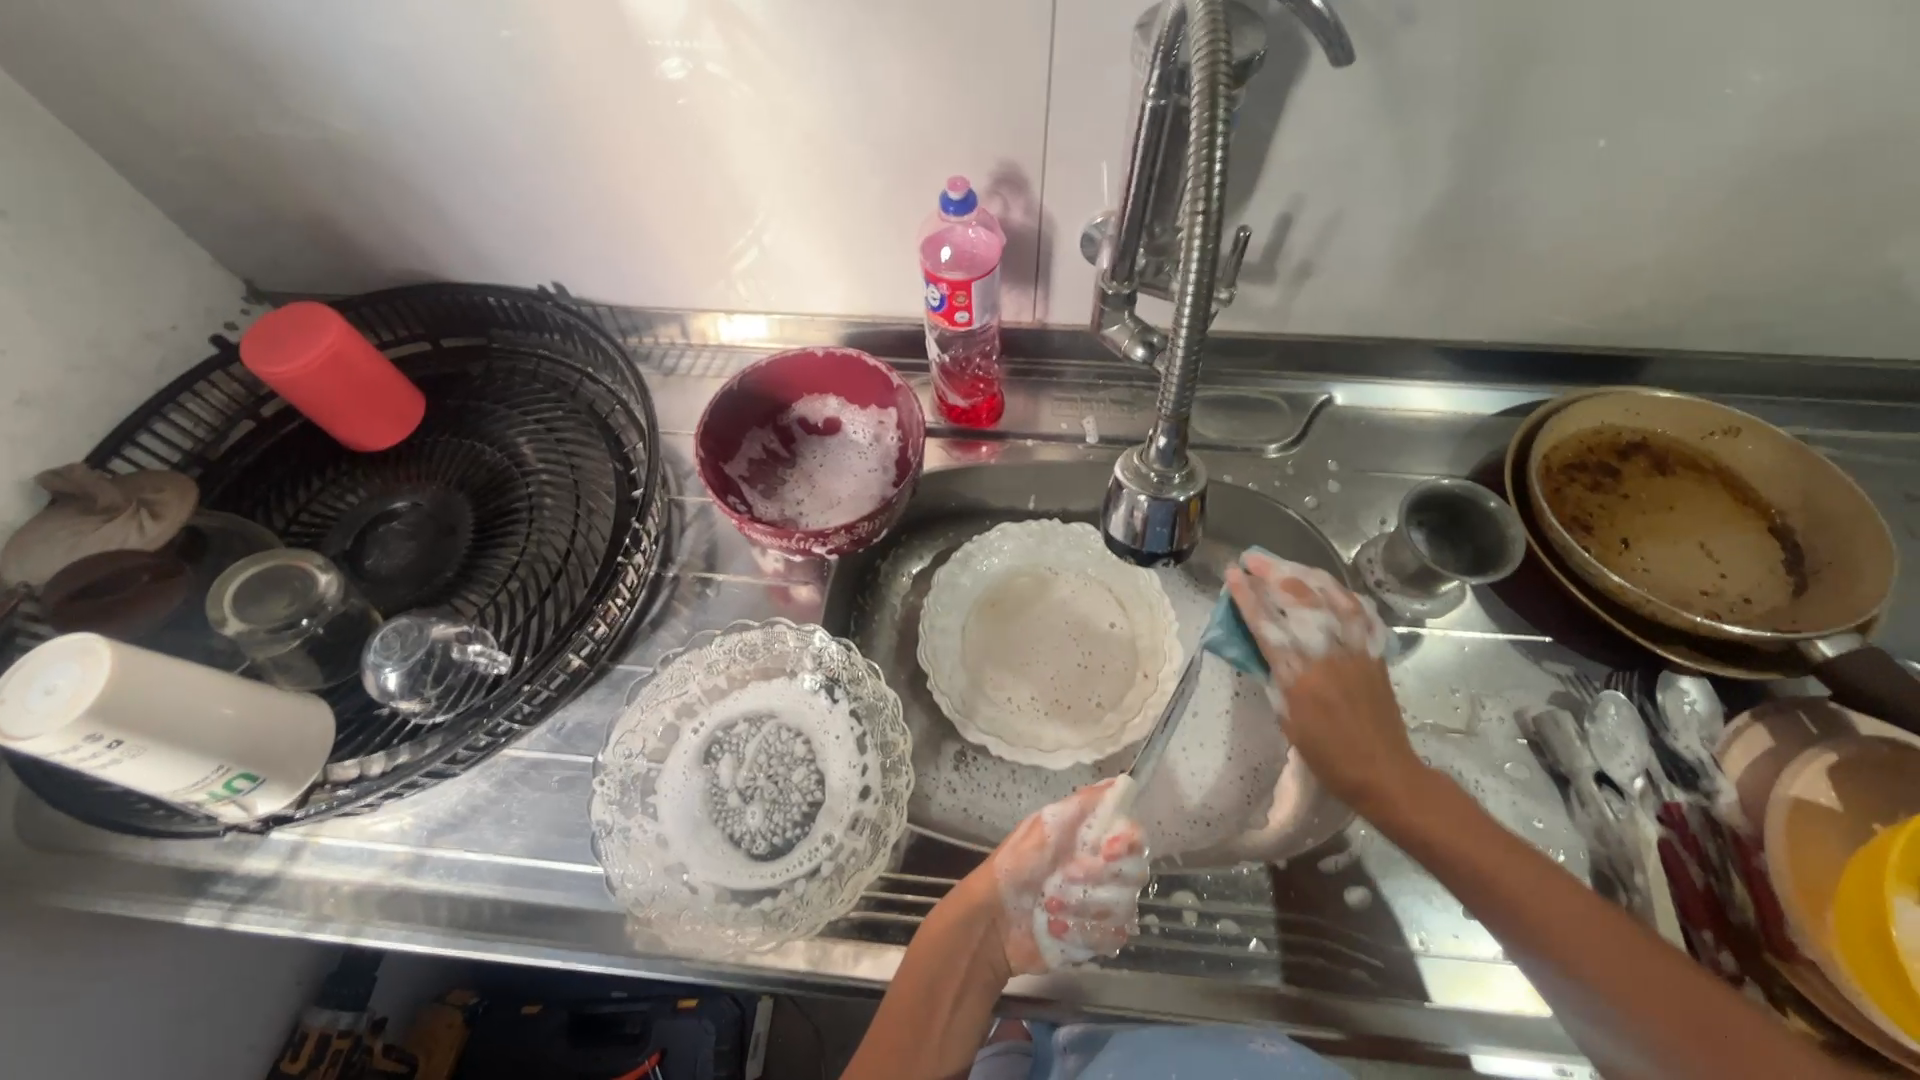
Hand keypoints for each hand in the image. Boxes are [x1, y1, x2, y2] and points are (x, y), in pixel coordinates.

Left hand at [957, 778, 1149, 975]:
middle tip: (1067, 878)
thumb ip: (1082, 804)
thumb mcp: (1043, 827)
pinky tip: (1056, 928)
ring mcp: (1103, 907)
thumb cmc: (1014, 866)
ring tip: (1049, 906)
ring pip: (1124, 906)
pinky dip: (1083, 934)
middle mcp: (1105, 871)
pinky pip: (1113, 937)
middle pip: (1136, 873)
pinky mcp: (1097, 938)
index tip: (1106, 850)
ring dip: (1083, 906)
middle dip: (1099, 877)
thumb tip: (1119, 781)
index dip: (1127, 842)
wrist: (991, 920)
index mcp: (1092, 840)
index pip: (1134, 836)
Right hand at [1225, 550, 1423, 818]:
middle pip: (1298, 602)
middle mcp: (1327, 655)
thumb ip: (1276, 679)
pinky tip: (1328, 585)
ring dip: (1304, 575)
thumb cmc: (1327, 755)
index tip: (1233, 575)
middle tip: (1253, 558)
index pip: (1266, 626)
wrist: (1383, 771)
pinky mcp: (1375, 653)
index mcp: (1298, 677)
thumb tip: (1263, 650)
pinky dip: (1341, 594)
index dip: (1247, 597)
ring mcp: (1355, 650)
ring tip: (1285, 563)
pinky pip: (1359, 613)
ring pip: (1330, 599)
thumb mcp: (1287, 720)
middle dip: (1272, 575)